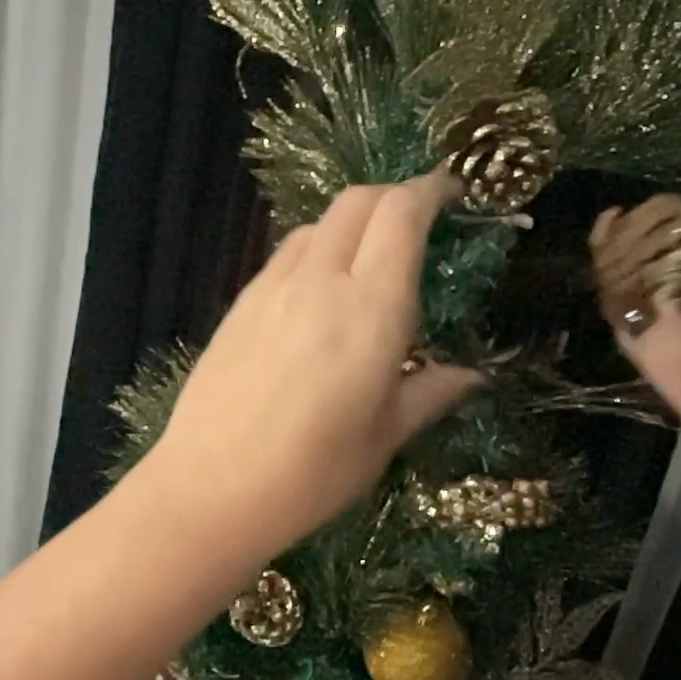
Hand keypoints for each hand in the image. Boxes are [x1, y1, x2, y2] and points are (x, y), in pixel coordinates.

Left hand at [134, 175, 484, 559]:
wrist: (209, 489)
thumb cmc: (310, 475)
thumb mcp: (383, 439)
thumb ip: (430, 393)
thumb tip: (471, 375)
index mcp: (370, 309)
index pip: (402, 213)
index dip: (432, 189)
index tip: (454, 195)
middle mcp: (318, 282)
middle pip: (357, 201)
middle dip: (394, 197)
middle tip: (419, 224)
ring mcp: (270, 290)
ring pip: (316, 225)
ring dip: (351, 224)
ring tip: (367, 262)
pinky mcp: (238, 306)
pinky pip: (284, 256)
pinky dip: (313, 252)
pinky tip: (317, 295)